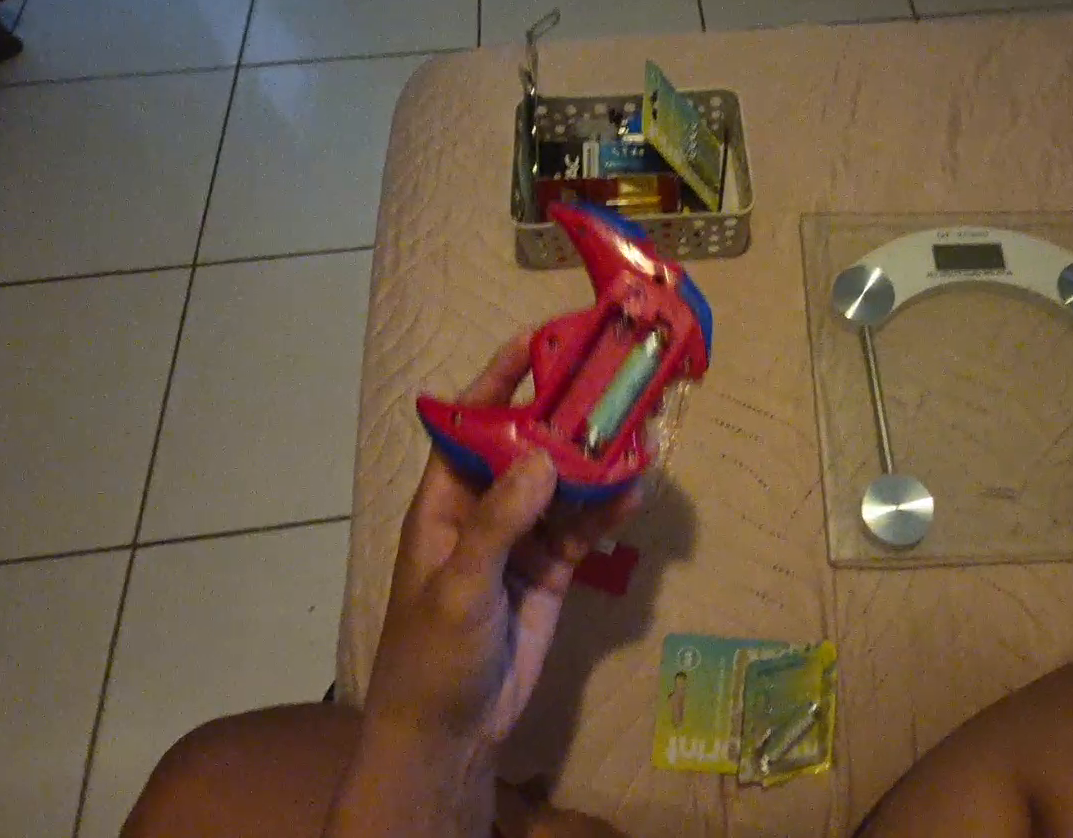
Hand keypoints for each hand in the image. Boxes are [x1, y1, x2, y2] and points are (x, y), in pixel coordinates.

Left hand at [367, 335, 641, 746]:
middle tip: (613, 384)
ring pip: (566, 483)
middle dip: (568, 417)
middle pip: (531, 446)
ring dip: (598, 462)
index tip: (539, 341)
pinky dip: (609, 507)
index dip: (501, 380)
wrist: (454, 731)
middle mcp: (488, 505)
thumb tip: (544, 458)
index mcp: (448, 498)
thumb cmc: (433, 652)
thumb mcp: (458, 586)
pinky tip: (634, 492)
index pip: (473, 424)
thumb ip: (499, 522)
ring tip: (639, 437)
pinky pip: (585, 523)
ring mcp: (524, 534)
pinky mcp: (554, 564)